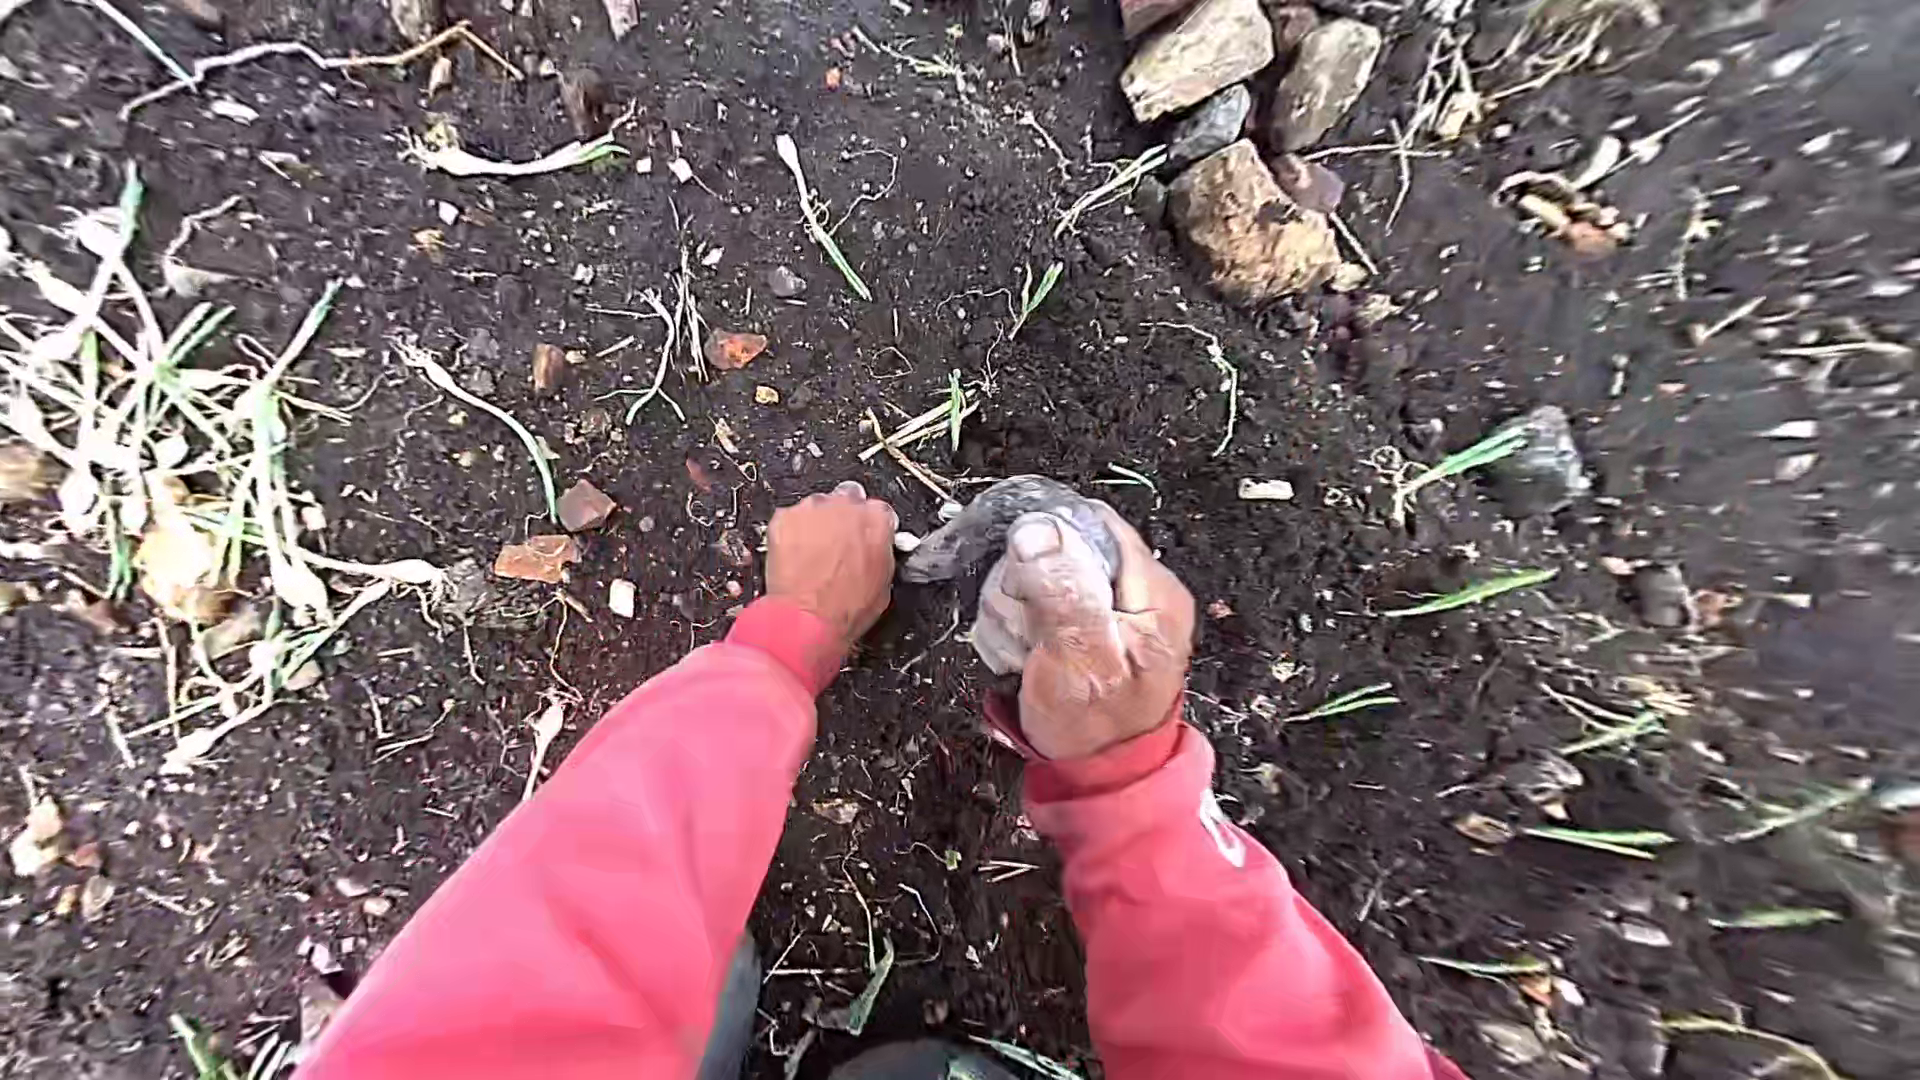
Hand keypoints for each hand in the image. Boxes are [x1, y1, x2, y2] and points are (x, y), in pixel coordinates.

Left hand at [765, 481, 897, 645]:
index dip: (869, 528)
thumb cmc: (845, 608)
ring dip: (817, 526)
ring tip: (813, 557)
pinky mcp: (785, 518)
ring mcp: (813, 510)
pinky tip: (795, 557)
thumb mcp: (884, 583)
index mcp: (877, 518)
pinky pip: (790, 519)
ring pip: (817, 508)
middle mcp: (846, 506)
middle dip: (842, 522)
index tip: (862, 539)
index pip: (878, 510)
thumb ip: (882, 552)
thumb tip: (878, 550)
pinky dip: (791, 534)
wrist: (807, 621)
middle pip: (846, 501)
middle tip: (836, 549)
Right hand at [980, 504, 1194, 759]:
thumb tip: (1036, 528)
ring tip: (1027, 649)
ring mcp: (1095, 607)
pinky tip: (1023, 653)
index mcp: (1148, 588)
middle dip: (1022, 588)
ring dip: (1012, 613)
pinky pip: (1023, 603)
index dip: (1047, 542)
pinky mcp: (1070, 624)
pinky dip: (1012, 628)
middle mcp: (1125, 590)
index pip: (1089, 523)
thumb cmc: (1096, 726)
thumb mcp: (1082, 657)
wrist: (1092, 776)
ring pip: (1029, 576)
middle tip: (1030, 630)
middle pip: (1052, 548)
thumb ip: (1063, 590)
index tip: (1025, 579)